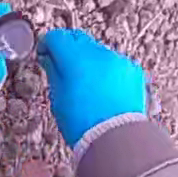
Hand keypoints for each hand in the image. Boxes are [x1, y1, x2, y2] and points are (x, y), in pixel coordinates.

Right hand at [38, 28, 146, 148]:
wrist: (116, 139)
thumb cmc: (83, 124)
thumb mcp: (58, 99)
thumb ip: (53, 72)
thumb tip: (48, 58)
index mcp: (76, 59)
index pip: (57, 37)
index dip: (47, 44)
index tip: (45, 53)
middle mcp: (99, 54)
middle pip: (78, 39)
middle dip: (68, 49)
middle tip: (62, 66)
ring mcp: (118, 61)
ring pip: (97, 51)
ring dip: (88, 60)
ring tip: (85, 84)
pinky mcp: (132, 70)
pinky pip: (115, 63)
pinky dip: (106, 71)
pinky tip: (103, 90)